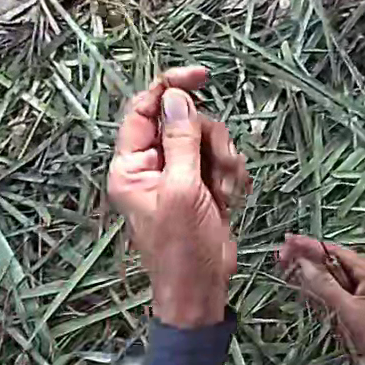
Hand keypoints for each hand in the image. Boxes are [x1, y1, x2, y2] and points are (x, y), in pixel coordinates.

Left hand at [108, 67, 249, 328]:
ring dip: (225, 162)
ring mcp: (179, 174)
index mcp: (132, 165)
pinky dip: (232, 176)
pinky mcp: (203, 184)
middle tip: (220, 169)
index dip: (170, 87)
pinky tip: (231, 199)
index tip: (201, 76)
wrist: (202, 288)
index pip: (145, 109)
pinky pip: (221, 160)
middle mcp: (153, 164)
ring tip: (226, 192)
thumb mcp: (182, 191)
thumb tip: (176, 97)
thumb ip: (180, 141)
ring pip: (208, 139)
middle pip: (184, 121)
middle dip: (209, 140)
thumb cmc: (182, 248)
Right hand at [278, 235, 364, 364]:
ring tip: (294, 272)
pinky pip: (346, 286)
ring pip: (339, 274)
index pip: (334, 251)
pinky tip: (314, 290)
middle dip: (310, 261)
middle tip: (284, 260)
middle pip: (335, 261)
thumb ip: (325, 286)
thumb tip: (304, 264)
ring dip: (317, 275)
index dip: (309, 246)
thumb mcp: (348, 311)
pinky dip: (329, 288)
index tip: (288, 242)